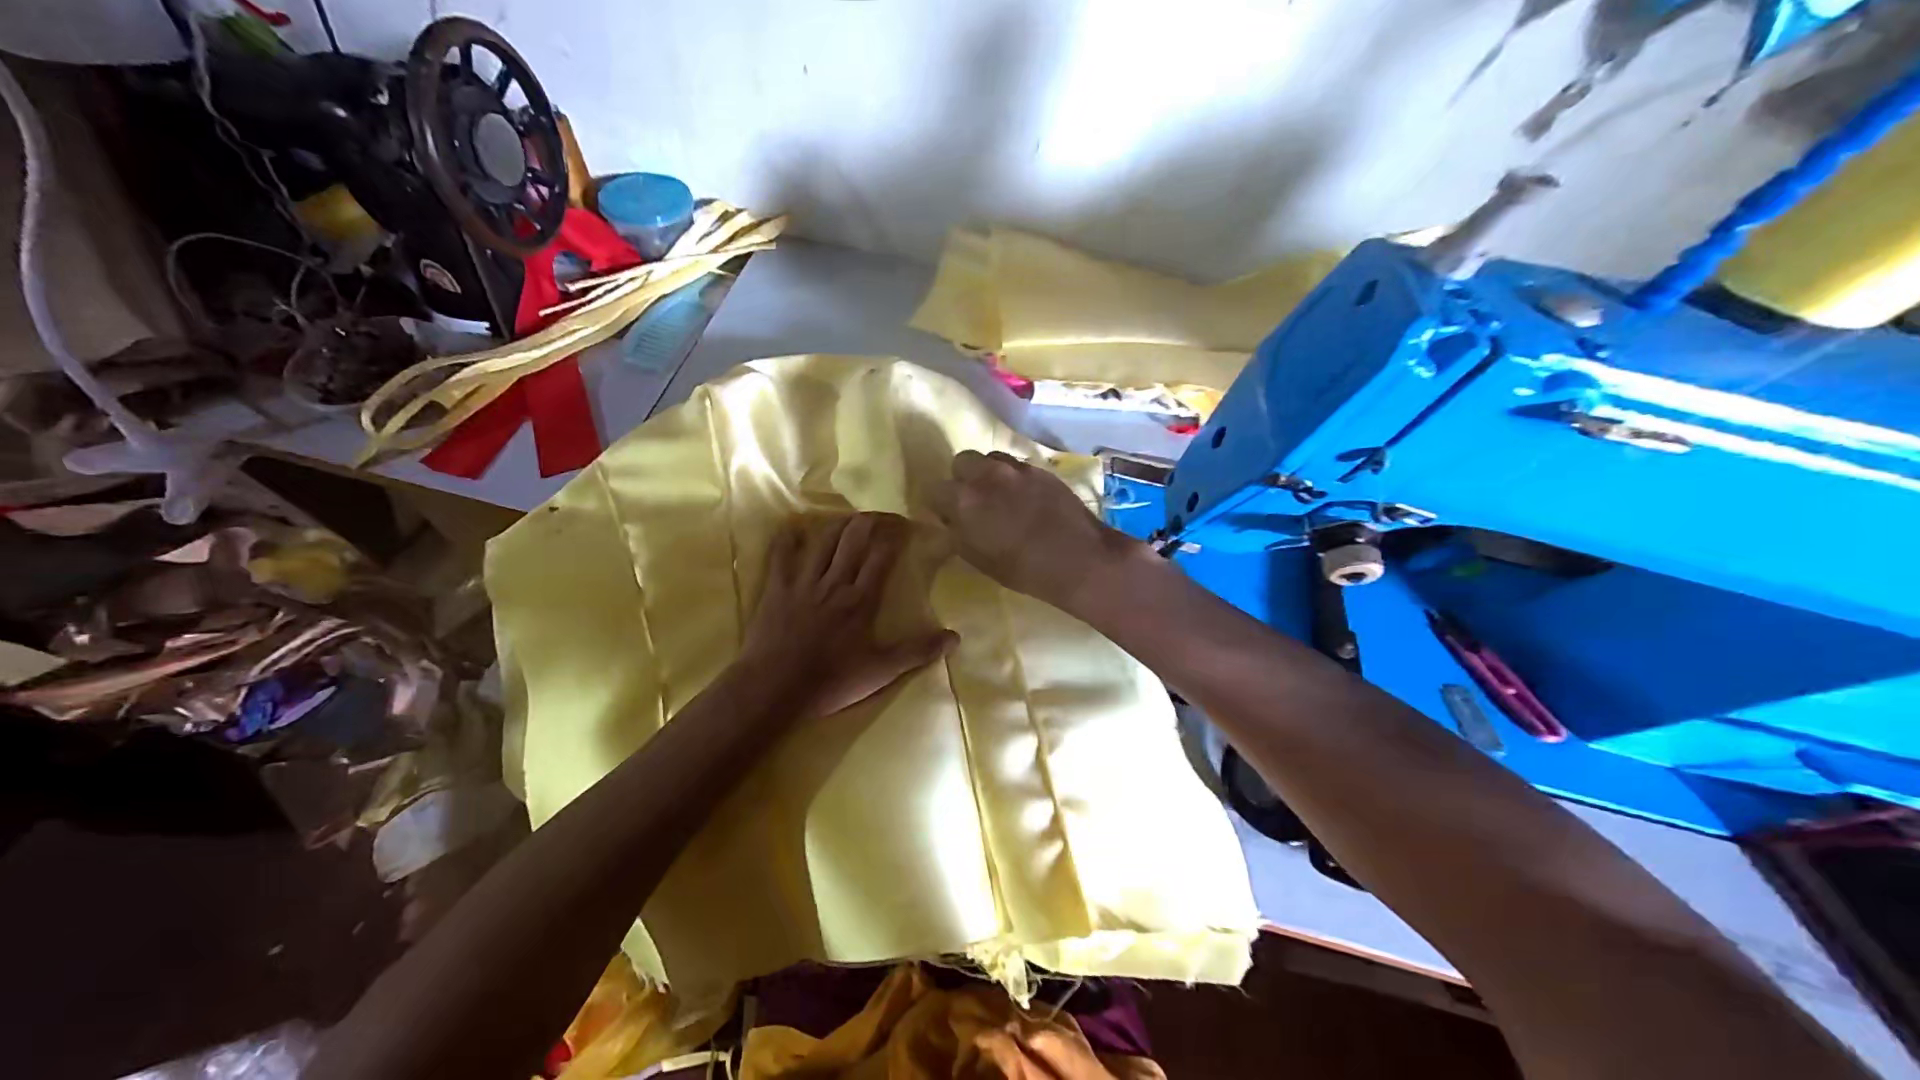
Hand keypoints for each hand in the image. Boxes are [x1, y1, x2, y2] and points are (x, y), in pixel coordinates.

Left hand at [740, 512, 956, 718]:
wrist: (775, 687)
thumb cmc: (831, 681)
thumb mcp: (881, 672)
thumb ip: (917, 652)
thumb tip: (955, 638)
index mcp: (861, 600)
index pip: (882, 557)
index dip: (894, 536)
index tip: (905, 524)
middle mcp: (835, 582)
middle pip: (853, 540)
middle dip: (869, 521)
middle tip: (879, 515)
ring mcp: (803, 582)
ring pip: (823, 541)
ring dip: (837, 525)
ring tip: (847, 518)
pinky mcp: (777, 588)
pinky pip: (782, 554)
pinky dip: (789, 538)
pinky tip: (794, 526)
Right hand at [928, 450, 1148, 612]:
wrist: (1079, 559)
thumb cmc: (1023, 570)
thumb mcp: (978, 559)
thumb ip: (958, 533)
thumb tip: (950, 520)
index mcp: (964, 500)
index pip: (934, 490)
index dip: (939, 504)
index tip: (947, 517)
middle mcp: (986, 475)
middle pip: (961, 462)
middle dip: (962, 479)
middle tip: (972, 501)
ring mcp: (1016, 468)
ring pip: (990, 458)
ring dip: (988, 473)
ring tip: (999, 495)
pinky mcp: (1041, 469)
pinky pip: (1016, 465)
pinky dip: (1013, 476)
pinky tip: (1024, 497)